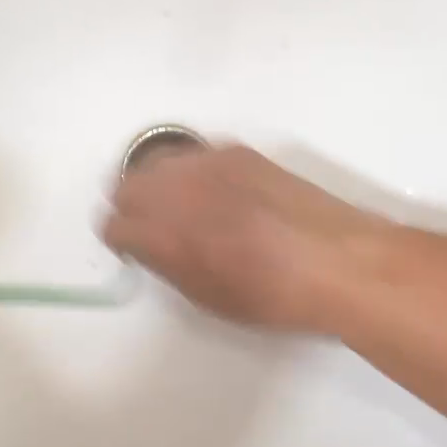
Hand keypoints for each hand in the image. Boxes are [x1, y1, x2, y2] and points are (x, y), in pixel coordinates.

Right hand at [103, 145, 387, 332]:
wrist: (332, 260)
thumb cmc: (270, 296)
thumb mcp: (206, 296)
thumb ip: (167, 263)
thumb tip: (151, 247)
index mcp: (164, 233)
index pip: (114, 223)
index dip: (121, 239)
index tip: (133, 249)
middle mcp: (176, 189)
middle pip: (126, 184)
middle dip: (132, 206)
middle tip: (152, 226)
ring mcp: (206, 162)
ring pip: (157, 162)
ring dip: (160, 183)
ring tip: (185, 206)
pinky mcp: (235, 150)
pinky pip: (196, 155)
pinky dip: (194, 172)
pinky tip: (219, 193)